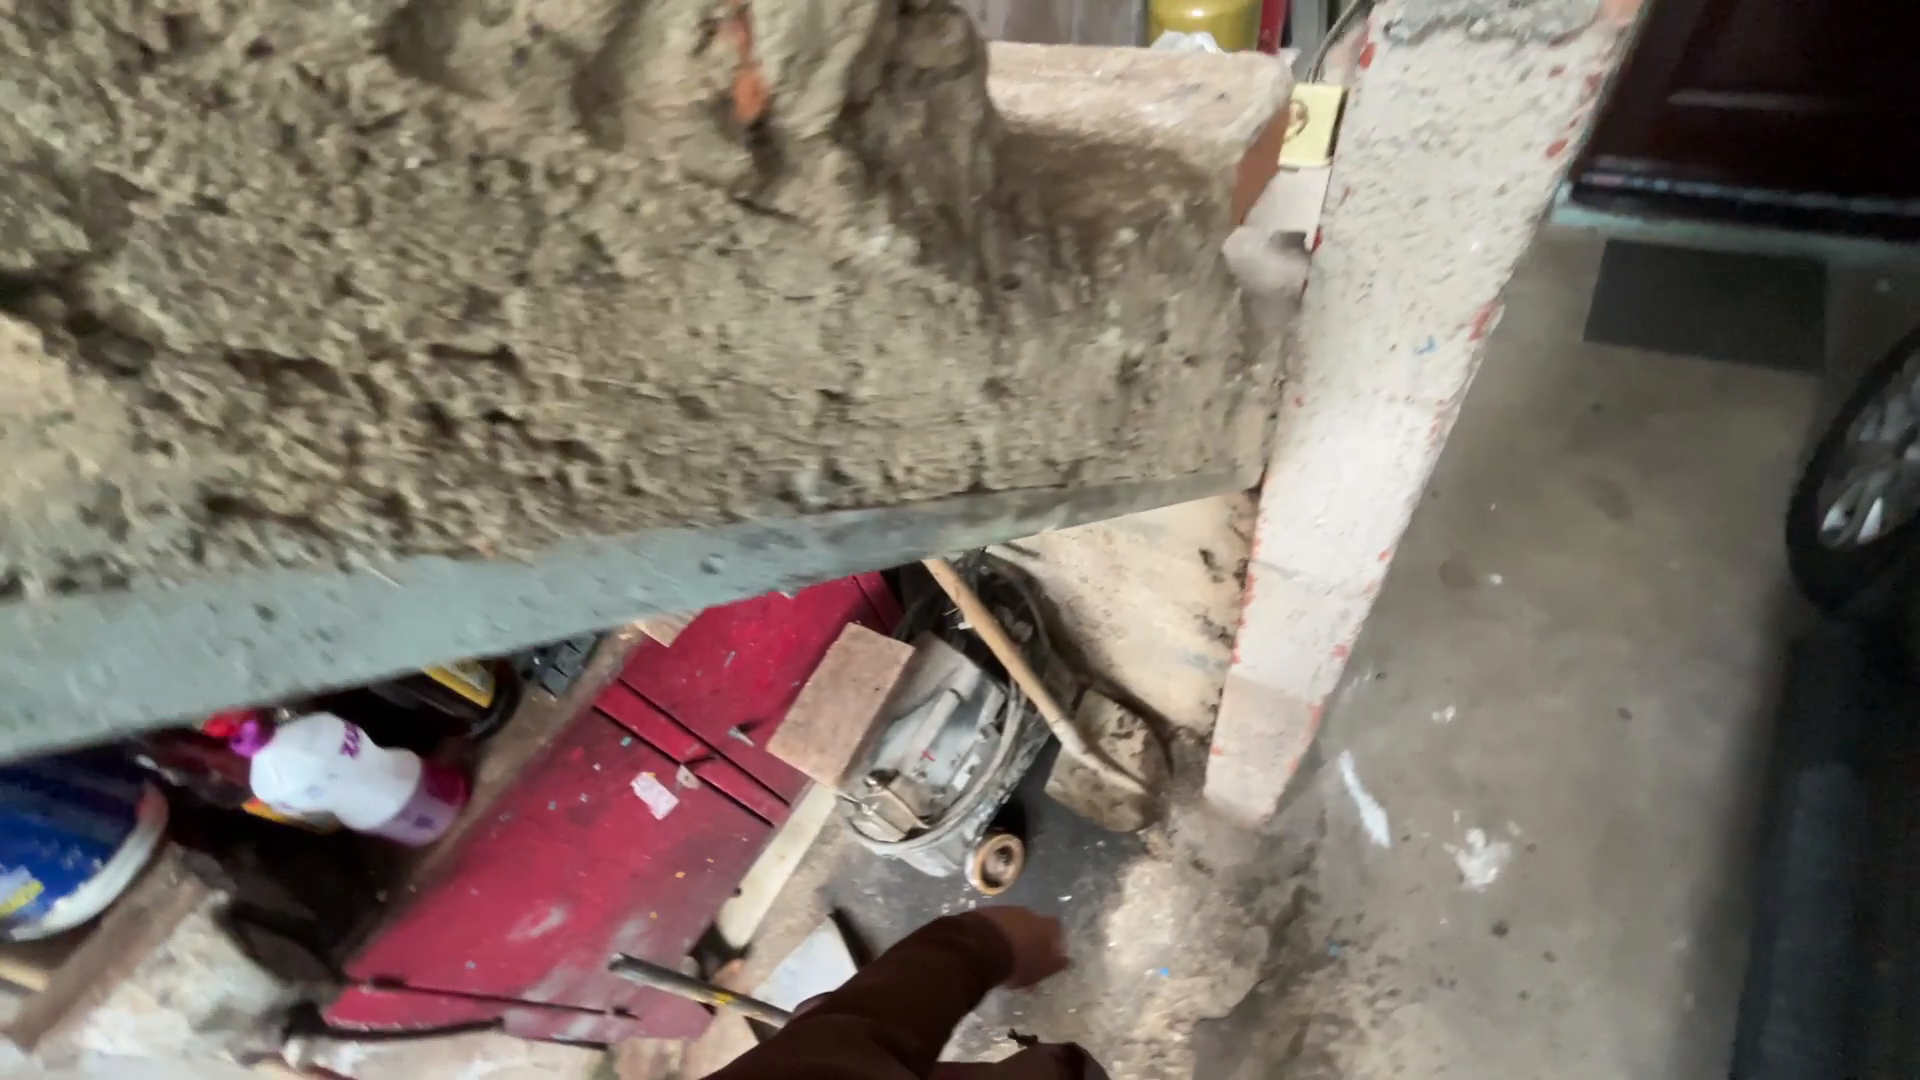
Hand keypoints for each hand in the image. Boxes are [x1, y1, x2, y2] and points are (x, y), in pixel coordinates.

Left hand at [974, 906, 1069, 988]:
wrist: (982, 946)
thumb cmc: (1017, 963)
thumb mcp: (1040, 970)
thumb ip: (1055, 964)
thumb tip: (1068, 960)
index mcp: (1045, 927)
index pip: (1056, 927)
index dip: (1053, 938)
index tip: (1050, 950)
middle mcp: (1029, 913)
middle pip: (1035, 922)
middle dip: (1032, 934)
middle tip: (1026, 951)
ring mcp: (1008, 909)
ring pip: (1016, 920)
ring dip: (1014, 932)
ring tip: (1007, 949)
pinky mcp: (989, 911)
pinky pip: (998, 921)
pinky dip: (998, 930)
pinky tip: (992, 943)